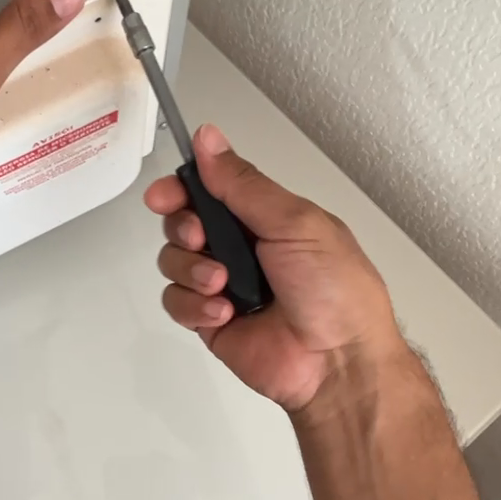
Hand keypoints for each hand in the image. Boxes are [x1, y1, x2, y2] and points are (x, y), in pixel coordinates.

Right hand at [147, 125, 417, 415]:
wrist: (336, 361)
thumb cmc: (334, 289)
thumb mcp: (294, 222)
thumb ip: (243, 183)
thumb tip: (208, 138)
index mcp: (264, 218)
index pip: (208, 190)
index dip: (180, 188)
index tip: (164, 195)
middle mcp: (240, 248)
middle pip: (182, 223)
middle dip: (184, 228)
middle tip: (202, 238)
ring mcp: (222, 286)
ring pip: (173, 262)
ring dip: (192, 270)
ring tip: (223, 285)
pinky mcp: (208, 321)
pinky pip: (175, 302)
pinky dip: (194, 306)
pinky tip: (224, 313)